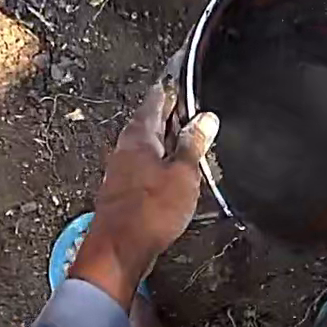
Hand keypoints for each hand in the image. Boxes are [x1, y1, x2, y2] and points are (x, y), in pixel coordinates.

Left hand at [71, 83, 218, 307]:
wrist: (120, 249)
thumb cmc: (149, 211)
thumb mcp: (183, 174)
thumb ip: (193, 145)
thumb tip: (206, 119)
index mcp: (139, 135)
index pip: (157, 99)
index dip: (172, 88)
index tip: (183, 78)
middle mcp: (126, 148)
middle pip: (152, 122)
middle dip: (173, 116)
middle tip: (194, 112)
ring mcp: (123, 170)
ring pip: (149, 146)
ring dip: (169, 143)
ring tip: (191, 144)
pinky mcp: (125, 191)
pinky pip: (147, 168)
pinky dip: (162, 165)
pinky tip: (176, 176)